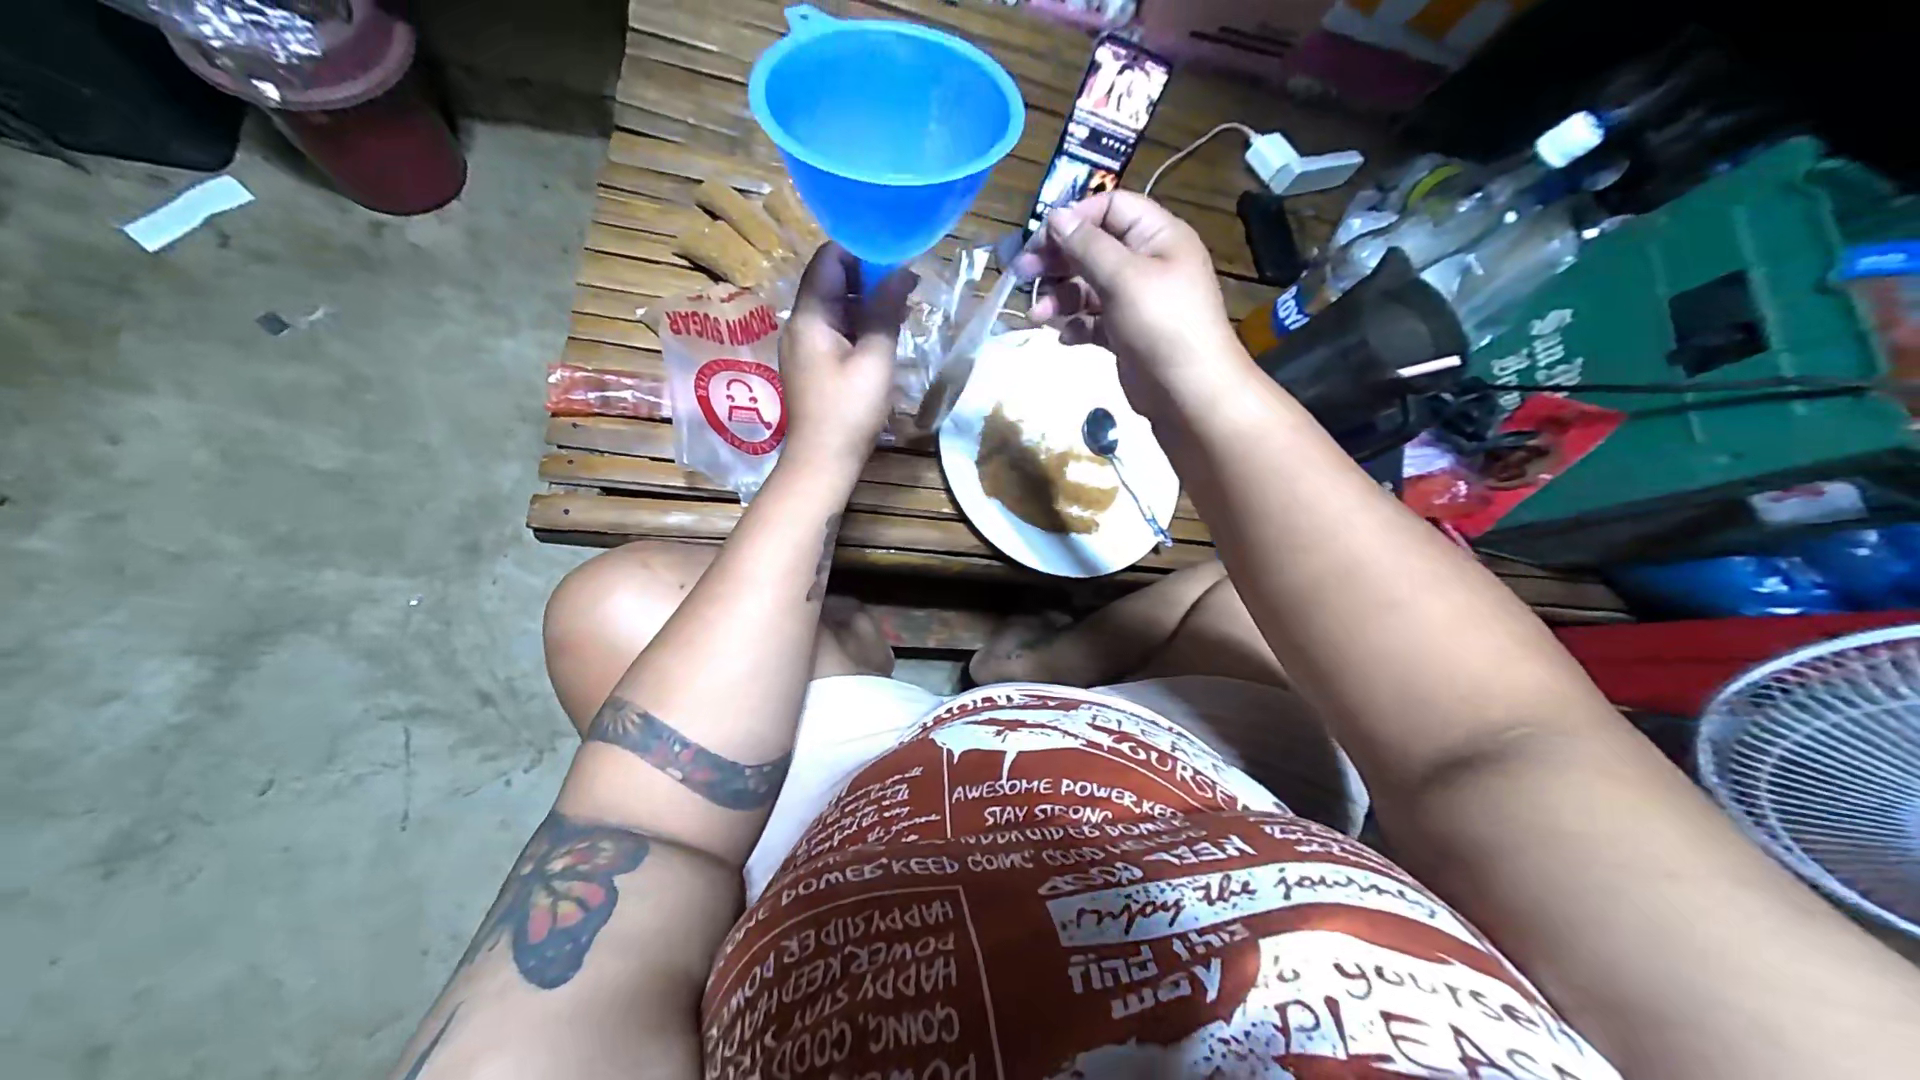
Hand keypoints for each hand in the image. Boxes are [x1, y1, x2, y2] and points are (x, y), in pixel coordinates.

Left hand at [779, 243, 915, 472]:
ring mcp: (805, 346)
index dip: (862, 250)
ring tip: (903, 307)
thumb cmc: (849, 410)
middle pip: (831, 280)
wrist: (822, 461)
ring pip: (836, 307)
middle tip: (907, 284)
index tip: (897, 255)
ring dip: (867, 302)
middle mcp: (801, 324)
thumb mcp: (875, 359)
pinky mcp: (813, 365)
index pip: (828, 259)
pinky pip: (836, 330)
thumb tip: (902, 272)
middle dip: (869, 275)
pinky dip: (860, 324)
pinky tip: (885, 334)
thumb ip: (886, 311)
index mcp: (810, 316)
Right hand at [1015, 191, 1245, 420]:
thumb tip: (1056, 216)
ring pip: (1089, 287)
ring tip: (1037, 315)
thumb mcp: (1123, 276)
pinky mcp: (1126, 333)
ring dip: (1060, 298)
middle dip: (1058, 260)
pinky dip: (1076, 325)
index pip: (1112, 207)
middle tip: (1022, 274)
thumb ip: (1086, 245)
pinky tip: (1065, 337)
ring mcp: (1136, 300)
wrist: (1189, 392)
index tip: (1041, 238)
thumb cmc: (1161, 324)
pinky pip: (1093, 320)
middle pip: (1094, 248)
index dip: (1076, 218)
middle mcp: (1148, 262)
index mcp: (1157, 236)